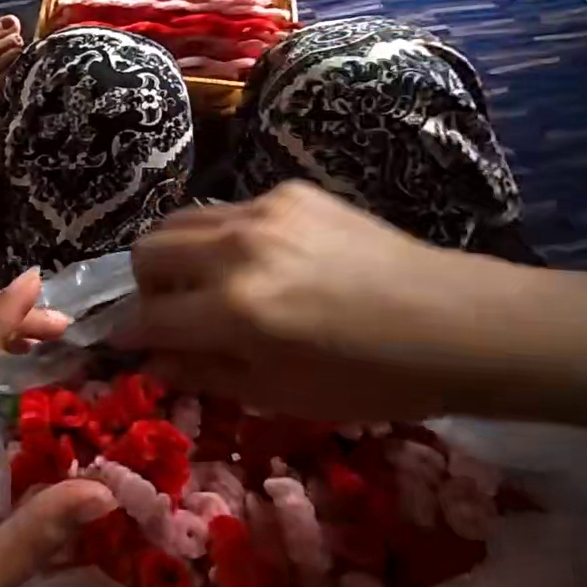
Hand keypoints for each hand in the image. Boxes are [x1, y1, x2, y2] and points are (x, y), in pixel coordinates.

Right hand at [121, 181, 486, 421]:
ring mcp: (263, 210)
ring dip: (176, 255)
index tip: (128, 341)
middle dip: (146, 286)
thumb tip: (152, 361)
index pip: (150, 316)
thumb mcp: (282, 395)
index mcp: (237, 310)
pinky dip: (222, 239)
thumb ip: (205, 373)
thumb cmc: (373, 377)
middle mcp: (238, 248)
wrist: (457, 320)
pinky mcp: (289, 191)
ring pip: (179, 220)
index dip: (130, 333)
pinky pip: (227, 211)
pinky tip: (260, 262)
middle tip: (172, 311)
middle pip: (148, 250)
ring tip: (207, 283)